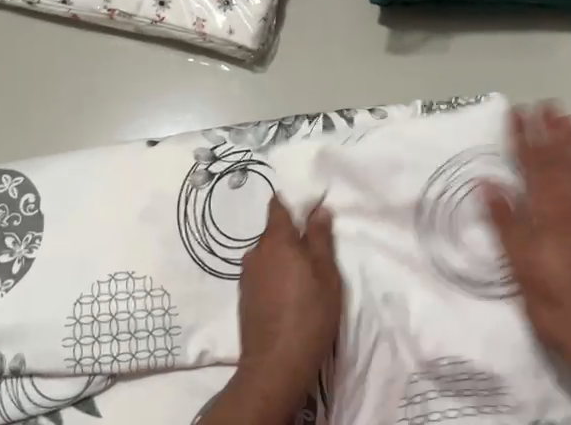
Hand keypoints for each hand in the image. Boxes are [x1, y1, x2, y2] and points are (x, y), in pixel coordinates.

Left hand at [203, 196, 341, 424]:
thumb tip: (318, 209)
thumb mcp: (326, 275)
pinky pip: (262, 275)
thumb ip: (321, 239)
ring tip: (303, 278)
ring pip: (268, 256)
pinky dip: (275, 278)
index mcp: (276, 240)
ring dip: (283, 259)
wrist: (275, 367)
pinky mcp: (244, 299)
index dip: (293, 203)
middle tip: (314, 251)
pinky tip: (288, 296)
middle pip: (273, 233)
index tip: (309, 209)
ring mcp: (246, 276)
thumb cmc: (308, 315)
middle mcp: (256, 252)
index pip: (278, 206)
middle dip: (291, 236)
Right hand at [485, 105, 570, 424]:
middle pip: (563, 160)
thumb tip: (489, 182)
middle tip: (548, 105)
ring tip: (570, 121)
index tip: (517, 112)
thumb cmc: (556, 301)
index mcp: (550, 210)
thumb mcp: (520, 265)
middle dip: (552, 131)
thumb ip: (506, 221)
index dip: (524, 137)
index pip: (533, 164)